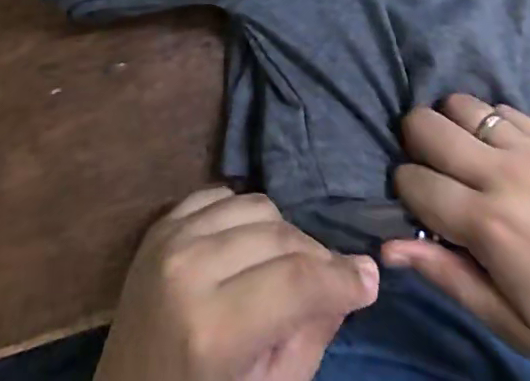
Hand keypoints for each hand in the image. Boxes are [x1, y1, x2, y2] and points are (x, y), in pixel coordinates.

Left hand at [96, 187, 379, 380]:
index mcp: (212, 328)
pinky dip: (244, 215)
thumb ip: (311, 335)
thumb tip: (354, 280)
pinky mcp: (159, 226)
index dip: (343, 277)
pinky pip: (220, 194)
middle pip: (280, 236)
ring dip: (283, 234)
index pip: (297, 280)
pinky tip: (250, 245)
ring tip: (287, 267)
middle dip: (318, 258)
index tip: (370, 281)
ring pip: (255, 205)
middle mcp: (188, 268)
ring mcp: (168, 239)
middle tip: (334, 282)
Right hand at [383, 96, 529, 380]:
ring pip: (461, 103)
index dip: (403, 194)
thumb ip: (444, 275)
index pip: (412, 179)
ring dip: (449, 126)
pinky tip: (500, 154)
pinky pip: (505, 108)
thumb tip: (385, 247)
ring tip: (463, 161)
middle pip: (425, 123)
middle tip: (432, 178)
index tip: (418, 214)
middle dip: (413, 145)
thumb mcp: (508, 322)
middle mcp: (505, 175)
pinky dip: (489, 122)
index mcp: (489, 225)